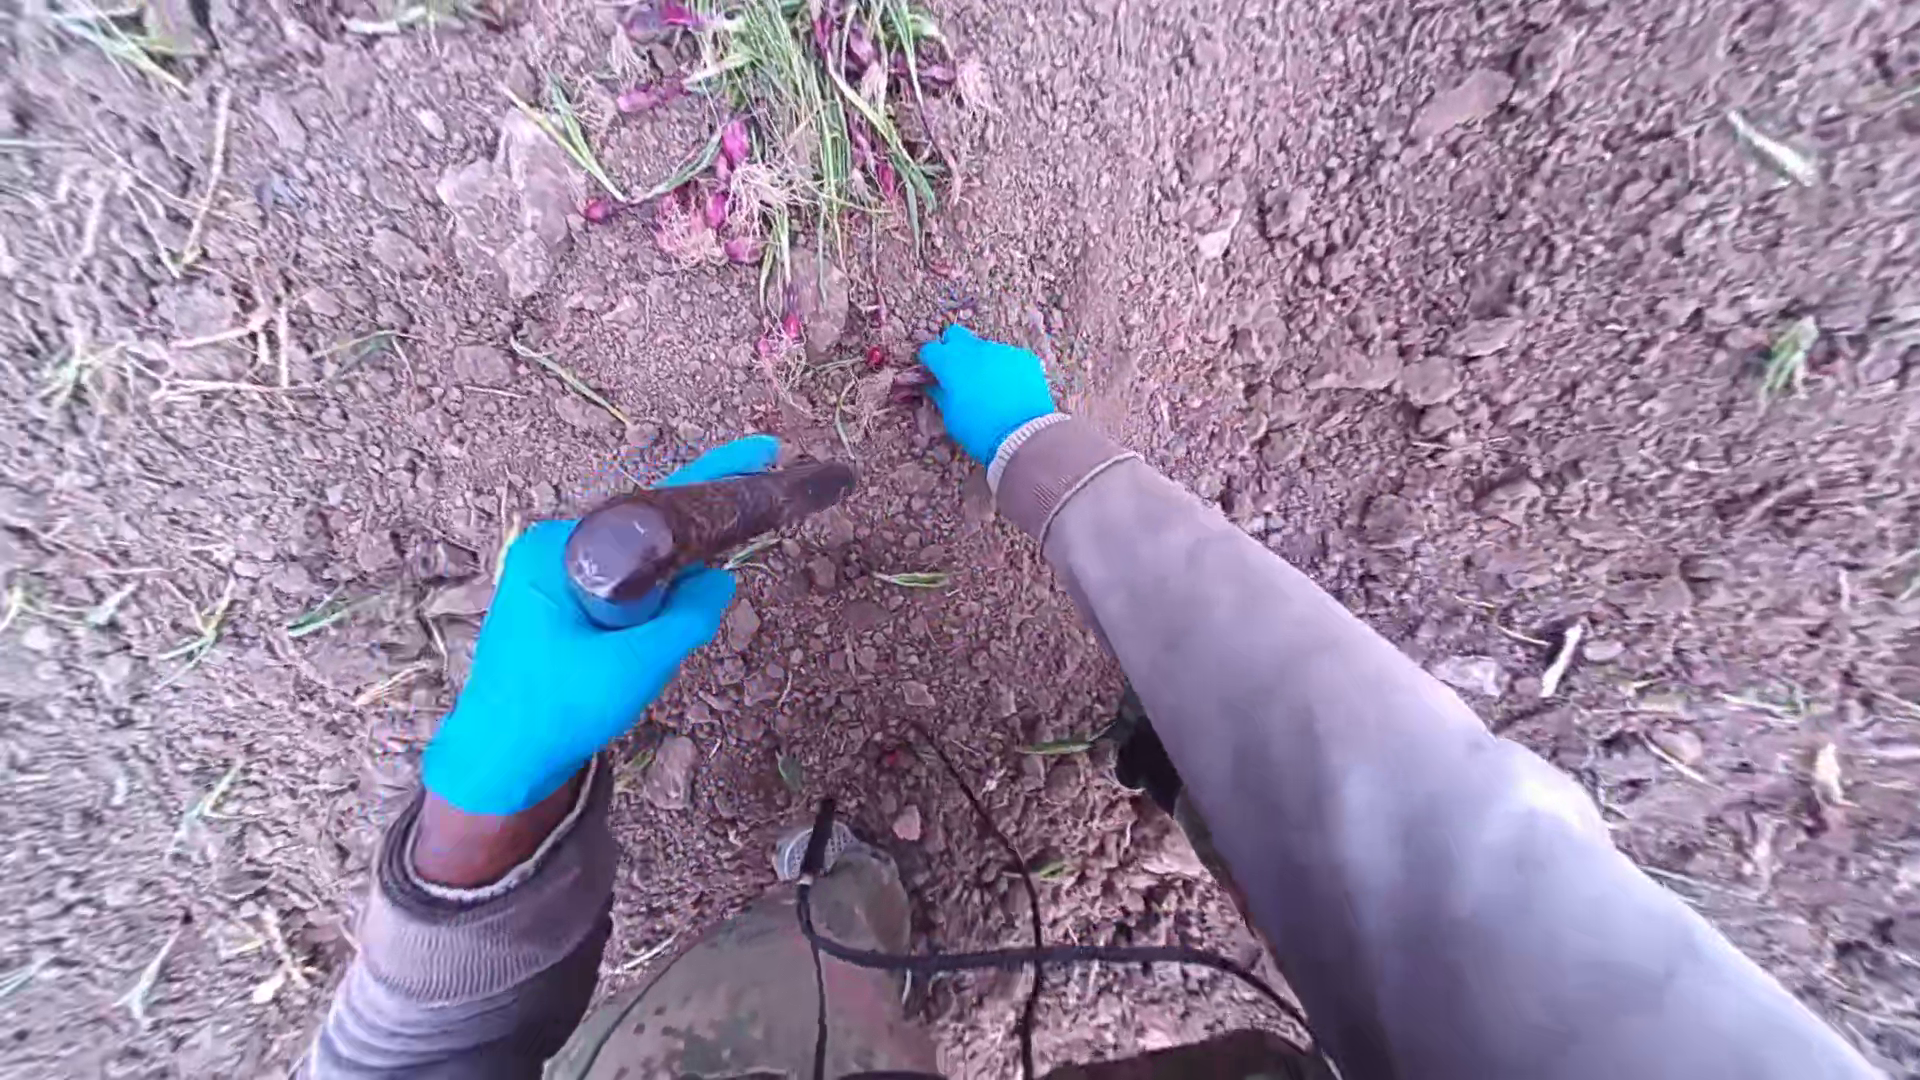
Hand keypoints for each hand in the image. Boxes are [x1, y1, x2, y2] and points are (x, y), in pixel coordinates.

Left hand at [422, 435, 780, 814]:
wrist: (502, 764)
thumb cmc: (560, 709)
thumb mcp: (640, 662)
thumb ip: (690, 615)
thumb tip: (722, 578)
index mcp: (560, 549)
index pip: (652, 502)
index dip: (714, 477)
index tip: (763, 452)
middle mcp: (555, 548)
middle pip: (650, 524)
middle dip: (698, 540)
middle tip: (733, 556)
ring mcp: (555, 573)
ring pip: (642, 557)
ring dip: (675, 580)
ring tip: (667, 633)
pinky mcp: (563, 600)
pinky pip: (627, 580)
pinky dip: (657, 597)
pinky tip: (660, 630)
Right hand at [918, 325, 1056, 462]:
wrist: (1023, 437)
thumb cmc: (979, 431)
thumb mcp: (952, 417)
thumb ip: (941, 394)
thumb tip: (934, 385)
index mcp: (951, 363)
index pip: (931, 350)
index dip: (931, 362)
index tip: (934, 374)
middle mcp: (976, 349)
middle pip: (956, 336)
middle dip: (952, 350)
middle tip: (958, 373)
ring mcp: (1002, 351)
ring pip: (984, 348)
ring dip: (981, 362)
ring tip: (990, 388)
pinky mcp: (1024, 358)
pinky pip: (1008, 358)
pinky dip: (1004, 370)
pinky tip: (1009, 391)